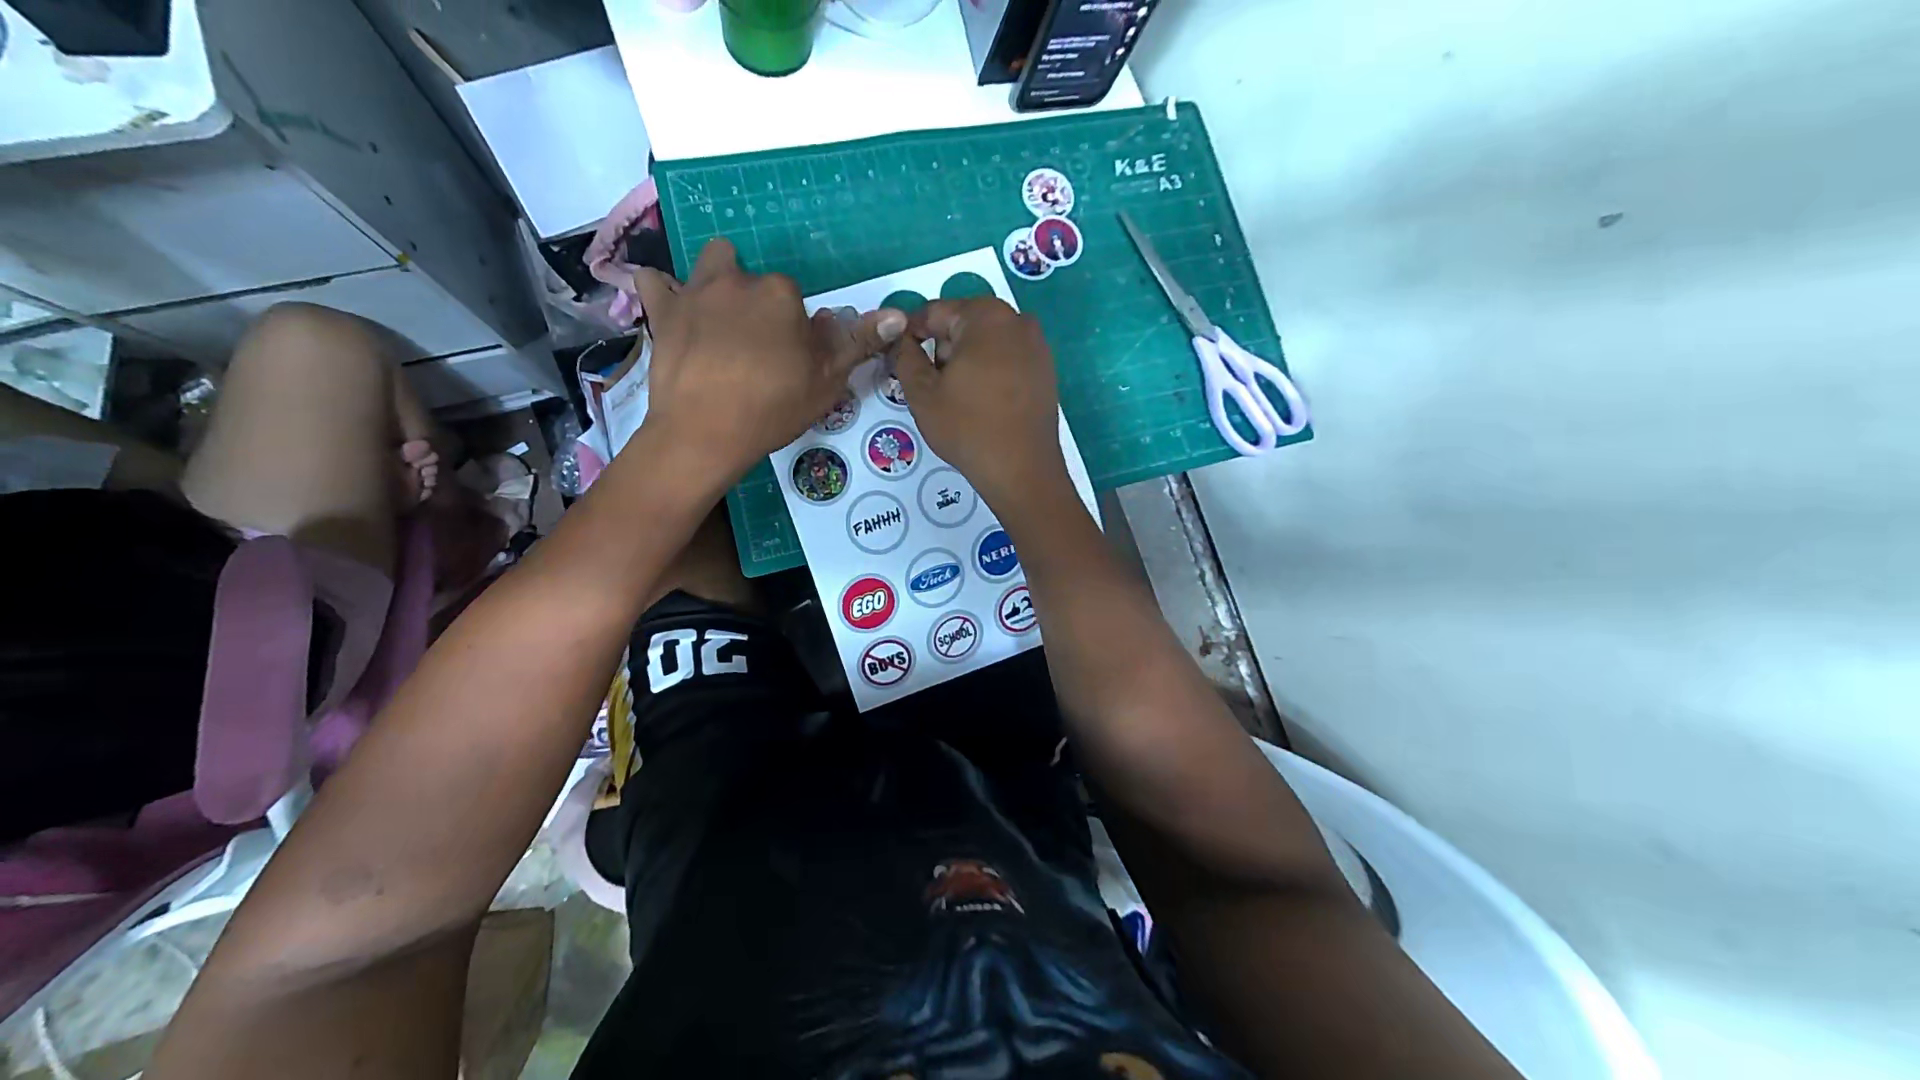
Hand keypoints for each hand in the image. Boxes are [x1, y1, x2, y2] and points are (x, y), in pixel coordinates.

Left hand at [634, 239, 905, 485]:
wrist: (705, 432)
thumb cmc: (772, 407)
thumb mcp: (827, 381)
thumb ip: (859, 342)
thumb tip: (897, 313)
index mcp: (781, 294)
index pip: (796, 299)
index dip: (797, 328)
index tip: (793, 358)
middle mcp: (738, 281)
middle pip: (756, 279)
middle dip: (760, 304)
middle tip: (759, 346)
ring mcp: (695, 292)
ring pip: (712, 265)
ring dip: (719, 281)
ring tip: (723, 318)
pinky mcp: (663, 312)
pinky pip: (656, 283)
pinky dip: (666, 292)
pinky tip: (675, 309)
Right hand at [892, 297, 1069, 514]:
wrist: (1022, 470)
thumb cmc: (968, 427)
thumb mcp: (922, 393)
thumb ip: (905, 357)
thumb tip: (902, 342)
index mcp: (985, 316)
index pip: (934, 313)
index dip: (910, 334)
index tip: (898, 357)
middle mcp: (1017, 320)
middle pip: (963, 324)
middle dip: (942, 349)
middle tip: (928, 385)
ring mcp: (1038, 345)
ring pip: (986, 343)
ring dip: (965, 362)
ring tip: (954, 398)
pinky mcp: (1047, 371)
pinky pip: (1008, 360)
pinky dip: (989, 373)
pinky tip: (980, 403)